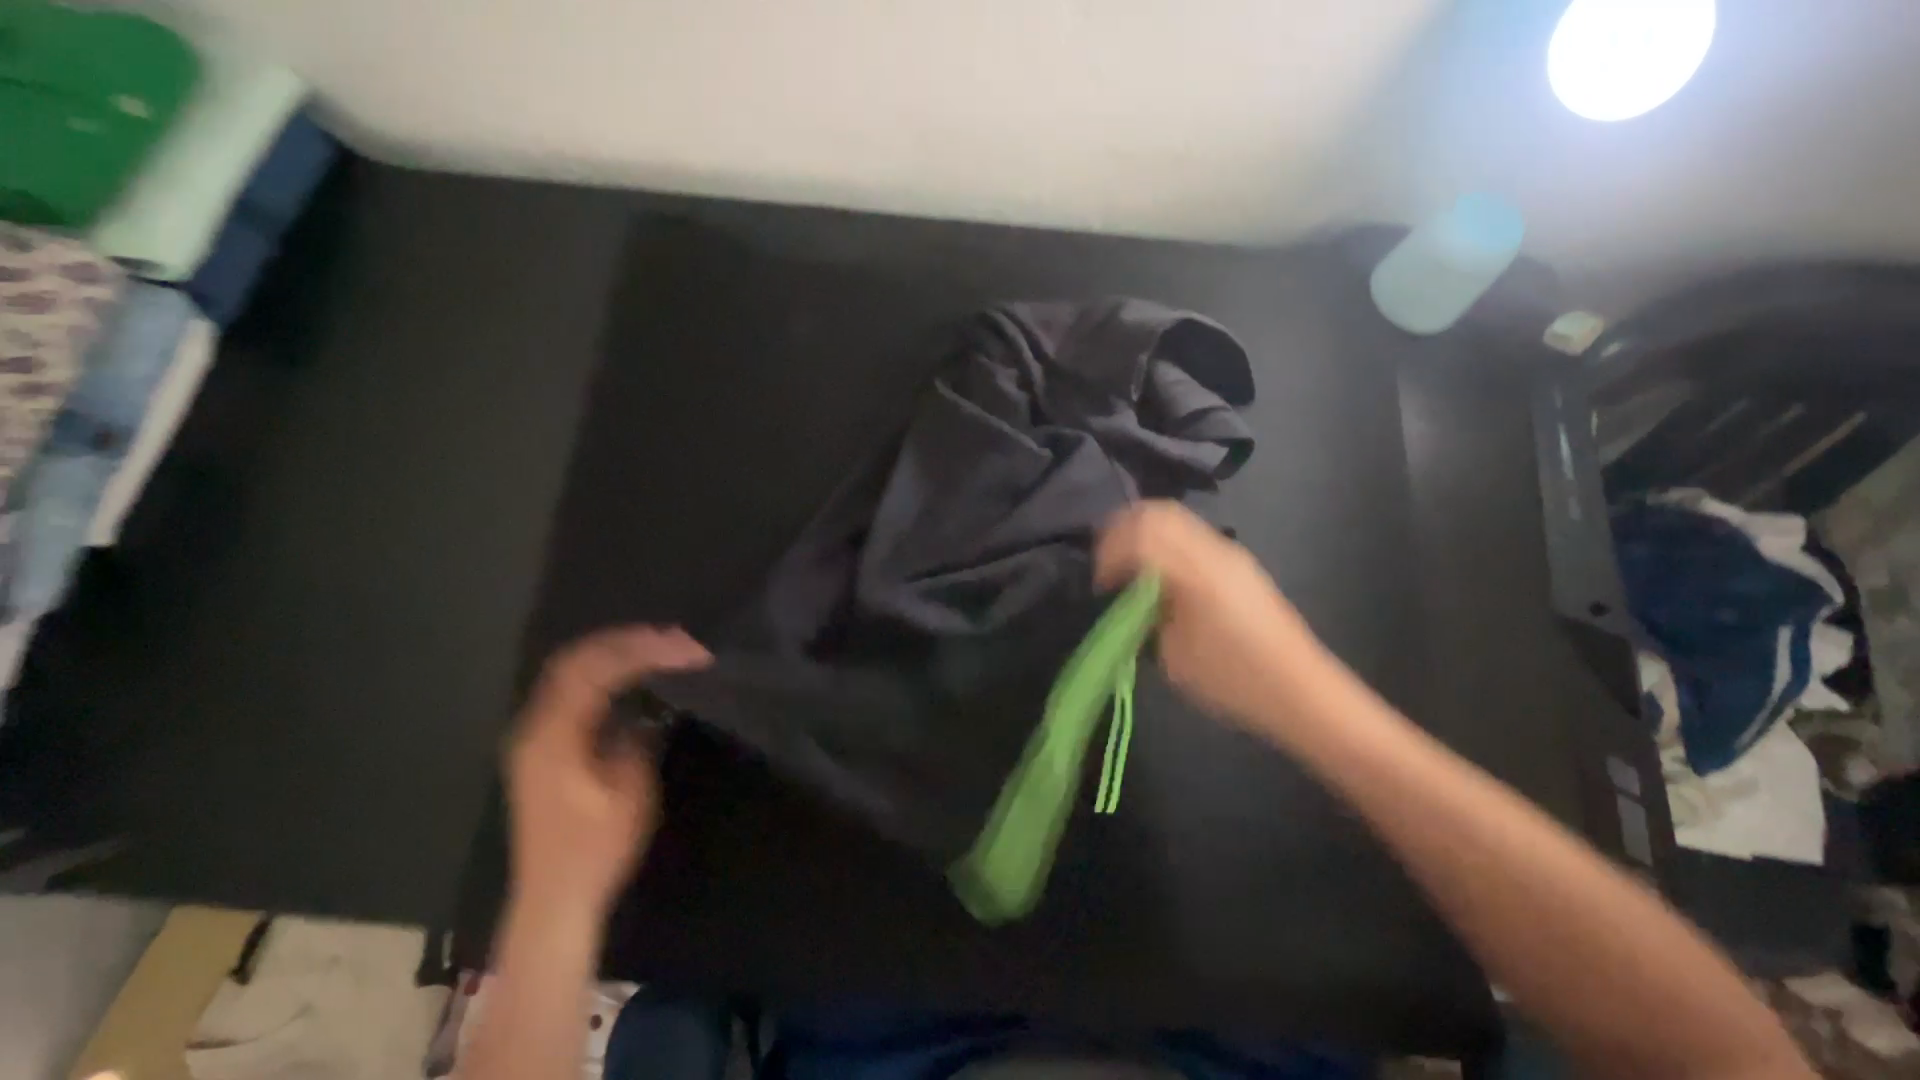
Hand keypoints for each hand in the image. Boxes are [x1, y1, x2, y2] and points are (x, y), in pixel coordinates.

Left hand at [505, 626, 710, 918]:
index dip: (640, 648)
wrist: (554, 902)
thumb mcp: (629, 793)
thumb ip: (637, 741)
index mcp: (552, 735)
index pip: (594, 668)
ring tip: (660, 650)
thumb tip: (647, 712)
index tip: (685, 645)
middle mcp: (535, 727)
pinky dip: (605, 680)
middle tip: (675, 638)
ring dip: (615, 658)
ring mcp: (534, 739)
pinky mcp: (543, 752)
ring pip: (571, 677)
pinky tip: (634, 682)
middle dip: (627, 643)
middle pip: (575, 662)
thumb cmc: (594, 851)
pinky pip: (573, 697)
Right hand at [1095, 501, 1328, 726]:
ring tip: (1131, 572)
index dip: (1110, 554)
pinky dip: (1165, 545)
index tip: (1101, 586)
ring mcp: (1230, 553)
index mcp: (1195, 572)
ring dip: (1144, 536)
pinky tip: (1162, 580)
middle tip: (1109, 568)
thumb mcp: (1174, 657)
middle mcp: (1213, 550)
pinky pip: (1191, 536)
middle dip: (1122, 533)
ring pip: (1175, 519)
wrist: (1300, 691)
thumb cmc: (1234, 681)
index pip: (1139, 534)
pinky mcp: (1238, 564)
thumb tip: (1131, 600)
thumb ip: (1145, 617)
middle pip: (1157, 513)